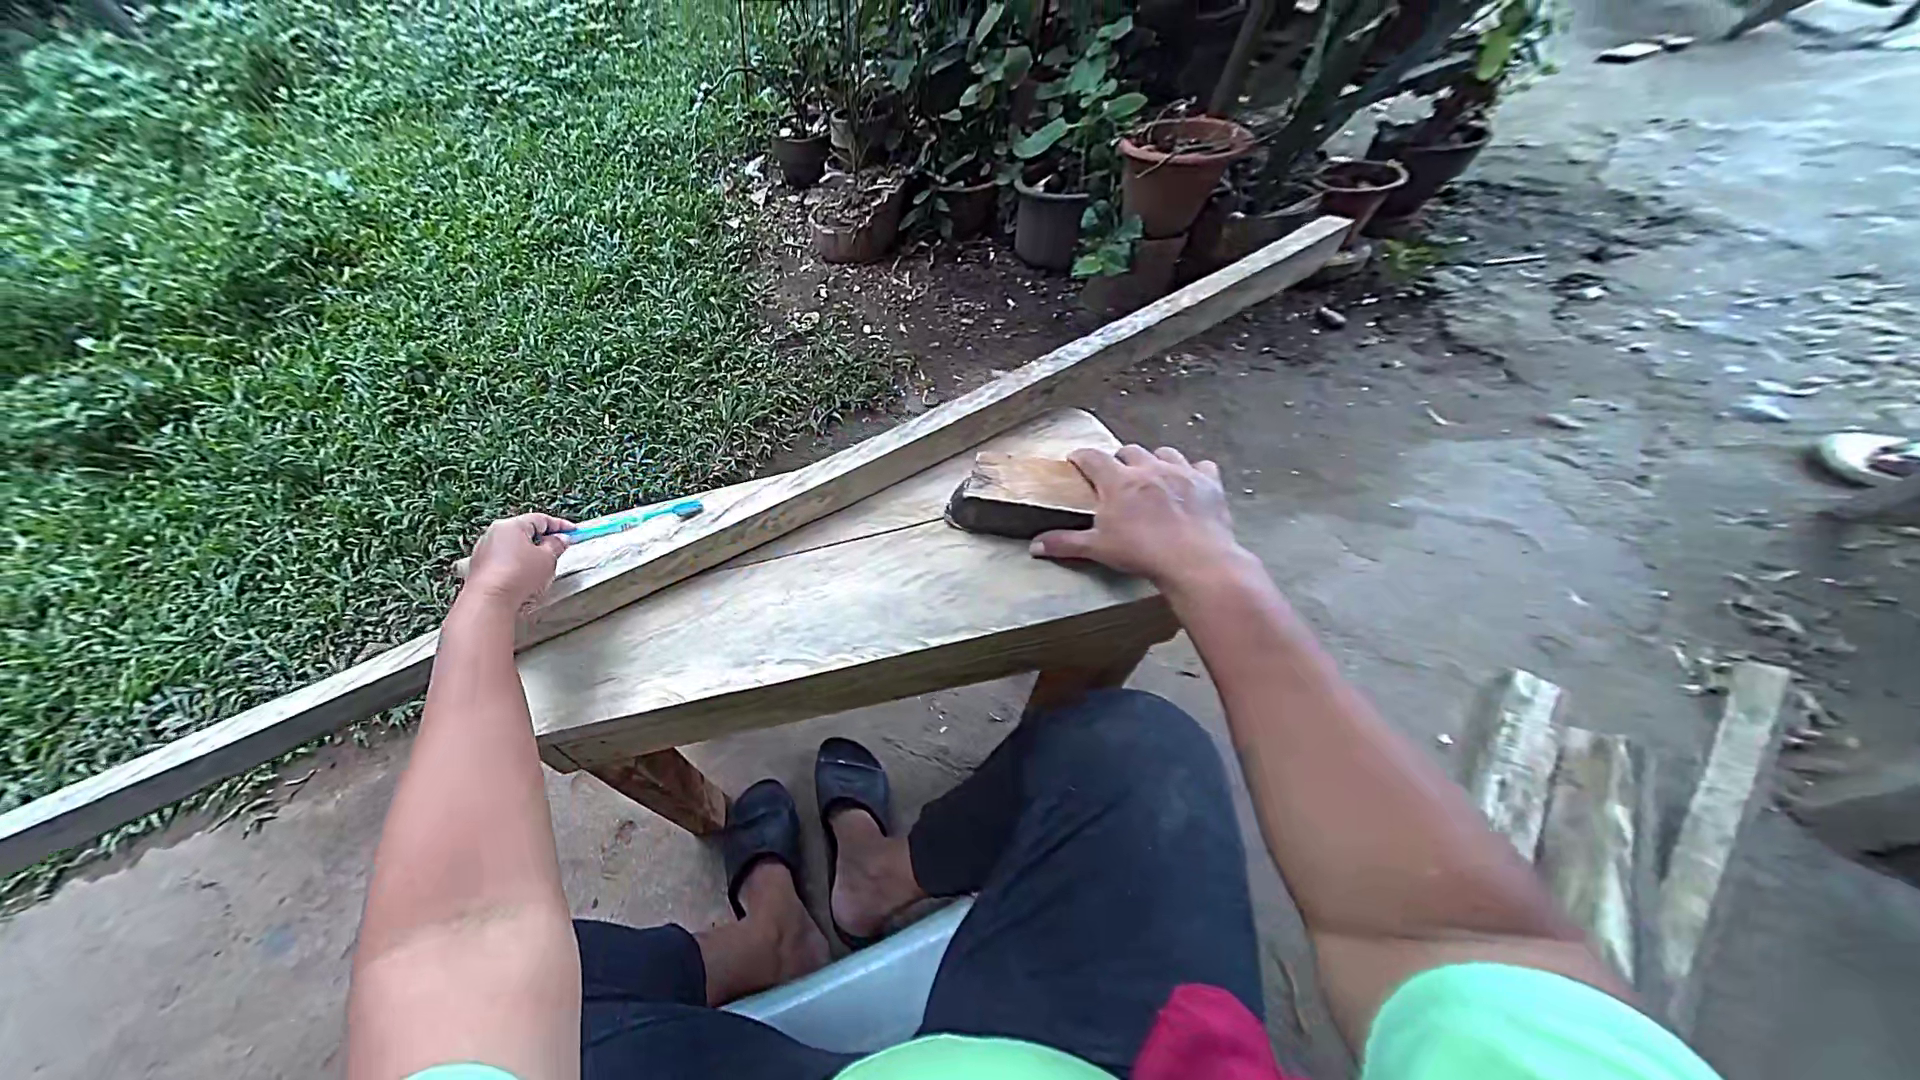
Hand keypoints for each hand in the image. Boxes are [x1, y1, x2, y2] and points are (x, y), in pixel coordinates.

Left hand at [461, 513, 573, 610]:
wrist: (490, 601)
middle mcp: (494, 534)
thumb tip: (560, 539)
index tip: (573, 531)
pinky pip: (505, 558)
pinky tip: (527, 574)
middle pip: (526, 531)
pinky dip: (519, 562)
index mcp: (511, 525)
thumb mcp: (548, 558)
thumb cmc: (519, 576)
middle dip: (545, 539)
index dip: (561, 526)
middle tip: (562, 548)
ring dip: (532, 552)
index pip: (541, 519)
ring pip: (515, 545)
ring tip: (545, 565)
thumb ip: (557, 545)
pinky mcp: (480, 566)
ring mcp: (484, 550)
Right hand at [1030, 445, 1248, 588]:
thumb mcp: (1098, 548)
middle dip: (1120, 459)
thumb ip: (1066, 543)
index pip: (1093, 457)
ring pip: (1164, 453)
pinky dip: (1193, 471)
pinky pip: (1201, 466)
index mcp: (1119, 482)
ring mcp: (1181, 473)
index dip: (1082, 456)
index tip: (1077, 459)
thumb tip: (1036, 546)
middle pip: (1129, 450)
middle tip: (1116, 475)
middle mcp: (1149, 469)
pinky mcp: (1209, 483)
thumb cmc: (1144, 553)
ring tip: (1151, 475)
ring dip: (1155, 460)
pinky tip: (1189, 482)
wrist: (1195, 560)